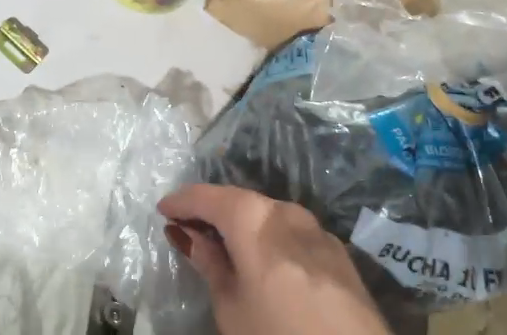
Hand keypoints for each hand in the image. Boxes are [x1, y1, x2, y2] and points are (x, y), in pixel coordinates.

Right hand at [158, 184, 389, 334]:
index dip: (180, 203)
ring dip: (244, 229)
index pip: (205, 197)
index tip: (163, 212)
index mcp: (252, 216)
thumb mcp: (231, 308)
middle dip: (212, 214)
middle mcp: (285, 211)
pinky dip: (272, 243)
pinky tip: (266, 268)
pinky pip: (294, 238)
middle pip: (238, 203)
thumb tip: (194, 238)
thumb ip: (210, 265)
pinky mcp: (343, 259)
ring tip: (227, 251)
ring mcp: (319, 233)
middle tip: (190, 232)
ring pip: (268, 219)